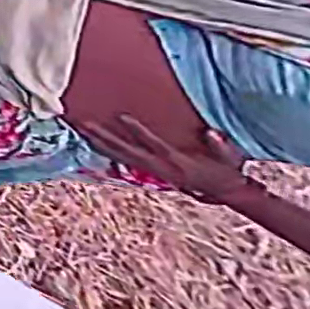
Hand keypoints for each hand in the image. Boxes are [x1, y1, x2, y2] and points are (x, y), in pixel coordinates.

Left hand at [79, 116, 261, 205]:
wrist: (223, 192)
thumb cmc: (226, 171)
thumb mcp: (230, 159)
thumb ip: (220, 146)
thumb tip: (212, 132)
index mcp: (178, 161)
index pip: (153, 144)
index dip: (138, 131)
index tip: (122, 116)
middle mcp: (158, 165)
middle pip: (125, 149)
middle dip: (104, 136)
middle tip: (83, 122)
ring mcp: (149, 168)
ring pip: (117, 154)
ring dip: (96, 141)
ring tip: (78, 128)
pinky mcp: (144, 169)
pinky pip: (118, 158)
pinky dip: (102, 148)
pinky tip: (87, 139)